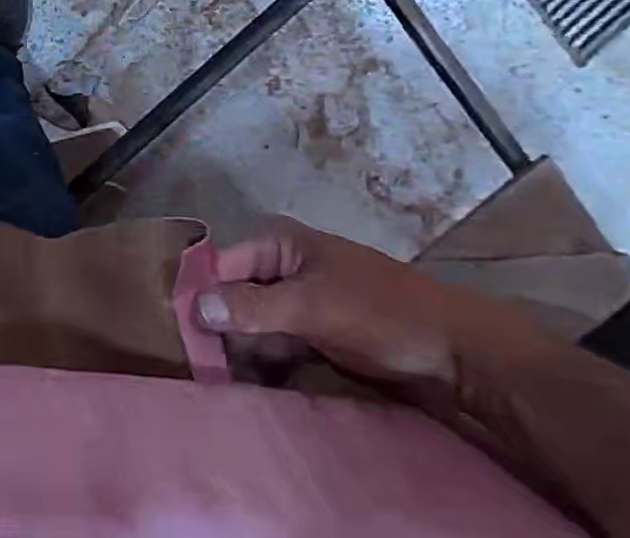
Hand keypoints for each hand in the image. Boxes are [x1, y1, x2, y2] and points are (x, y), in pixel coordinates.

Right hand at [196, 217, 559, 385]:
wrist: (453, 351)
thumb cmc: (380, 312)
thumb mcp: (312, 306)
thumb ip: (252, 306)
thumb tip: (195, 305)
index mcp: (279, 243)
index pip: (221, 265)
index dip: (199, 296)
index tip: (176, 336)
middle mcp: (283, 267)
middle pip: (233, 295)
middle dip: (216, 329)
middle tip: (194, 369)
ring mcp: (299, 301)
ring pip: (251, 325)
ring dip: (238, 351)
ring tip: (214, 383)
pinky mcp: (313, 333)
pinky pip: (274, 345)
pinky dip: (262, 363)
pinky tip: (247, 385)